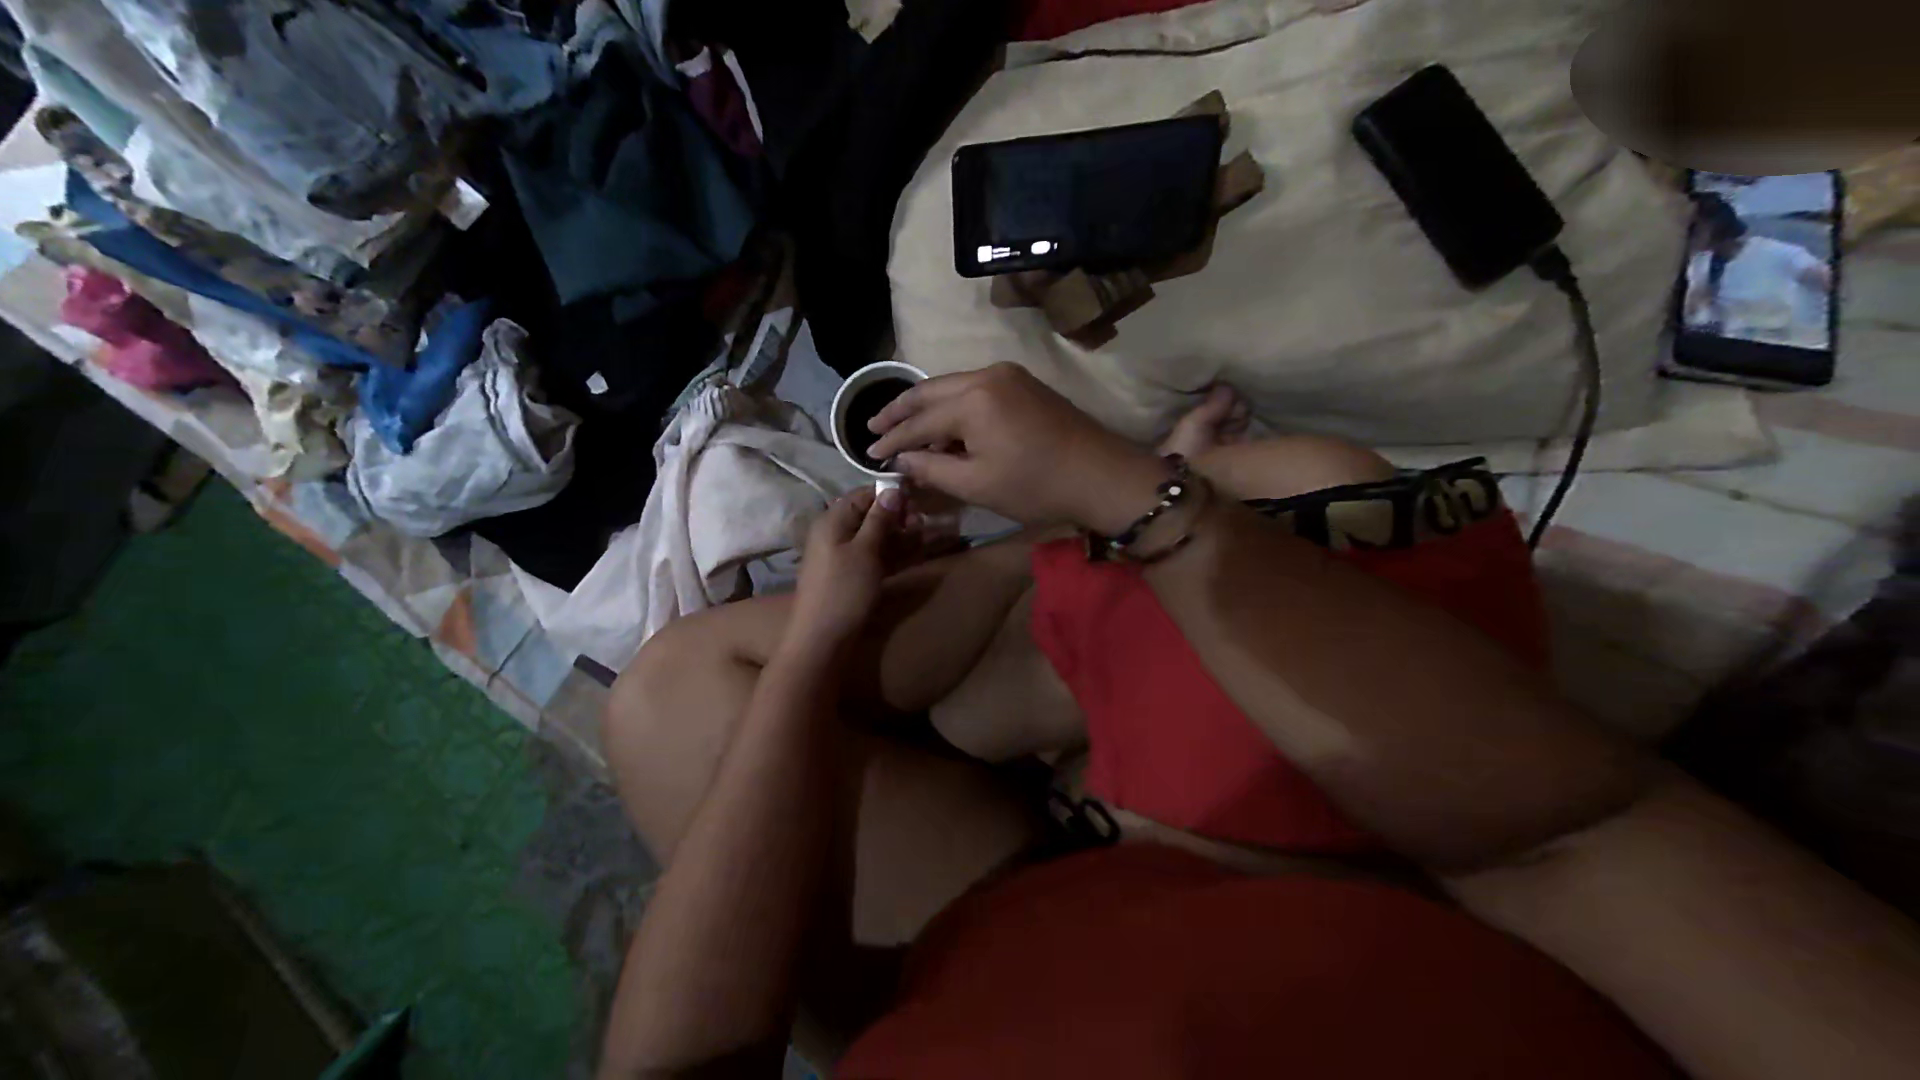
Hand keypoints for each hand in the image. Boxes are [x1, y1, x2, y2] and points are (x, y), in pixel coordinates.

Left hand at [787, 486, 905, 648]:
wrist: (822, 639)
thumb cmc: (844, 590)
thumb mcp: (865, 551)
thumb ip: (879, 520)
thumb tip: (892, 490)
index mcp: (832, 521)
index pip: (862, 495)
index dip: (888, 495)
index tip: (915, 502)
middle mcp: (835, 534)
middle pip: (869, 516)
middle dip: (897, 517)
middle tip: (921, 524)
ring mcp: (842, 556)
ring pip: (875, 538)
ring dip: (899, 536)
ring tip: (924, 538)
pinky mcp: (851, 576)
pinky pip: (874, 557)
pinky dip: (892, 554)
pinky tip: (914, 555)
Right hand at [865, 363, 1167, 531]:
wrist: (1102, 476)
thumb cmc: (1036, 486)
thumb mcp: (976, 485)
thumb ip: (931, 469)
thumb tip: (901, 460)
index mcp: (972, 400)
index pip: (918, 421)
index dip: (891, 441)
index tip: (867, 454)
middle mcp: (986, 375)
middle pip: (929, 391)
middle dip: (899, 411)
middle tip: (872, 426)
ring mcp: (1008, 375)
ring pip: (951, 386)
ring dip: (925, 406)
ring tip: (901, 425)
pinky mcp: (1023, 382)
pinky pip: (974, 388)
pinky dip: (952, 405)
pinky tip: (943, 423)